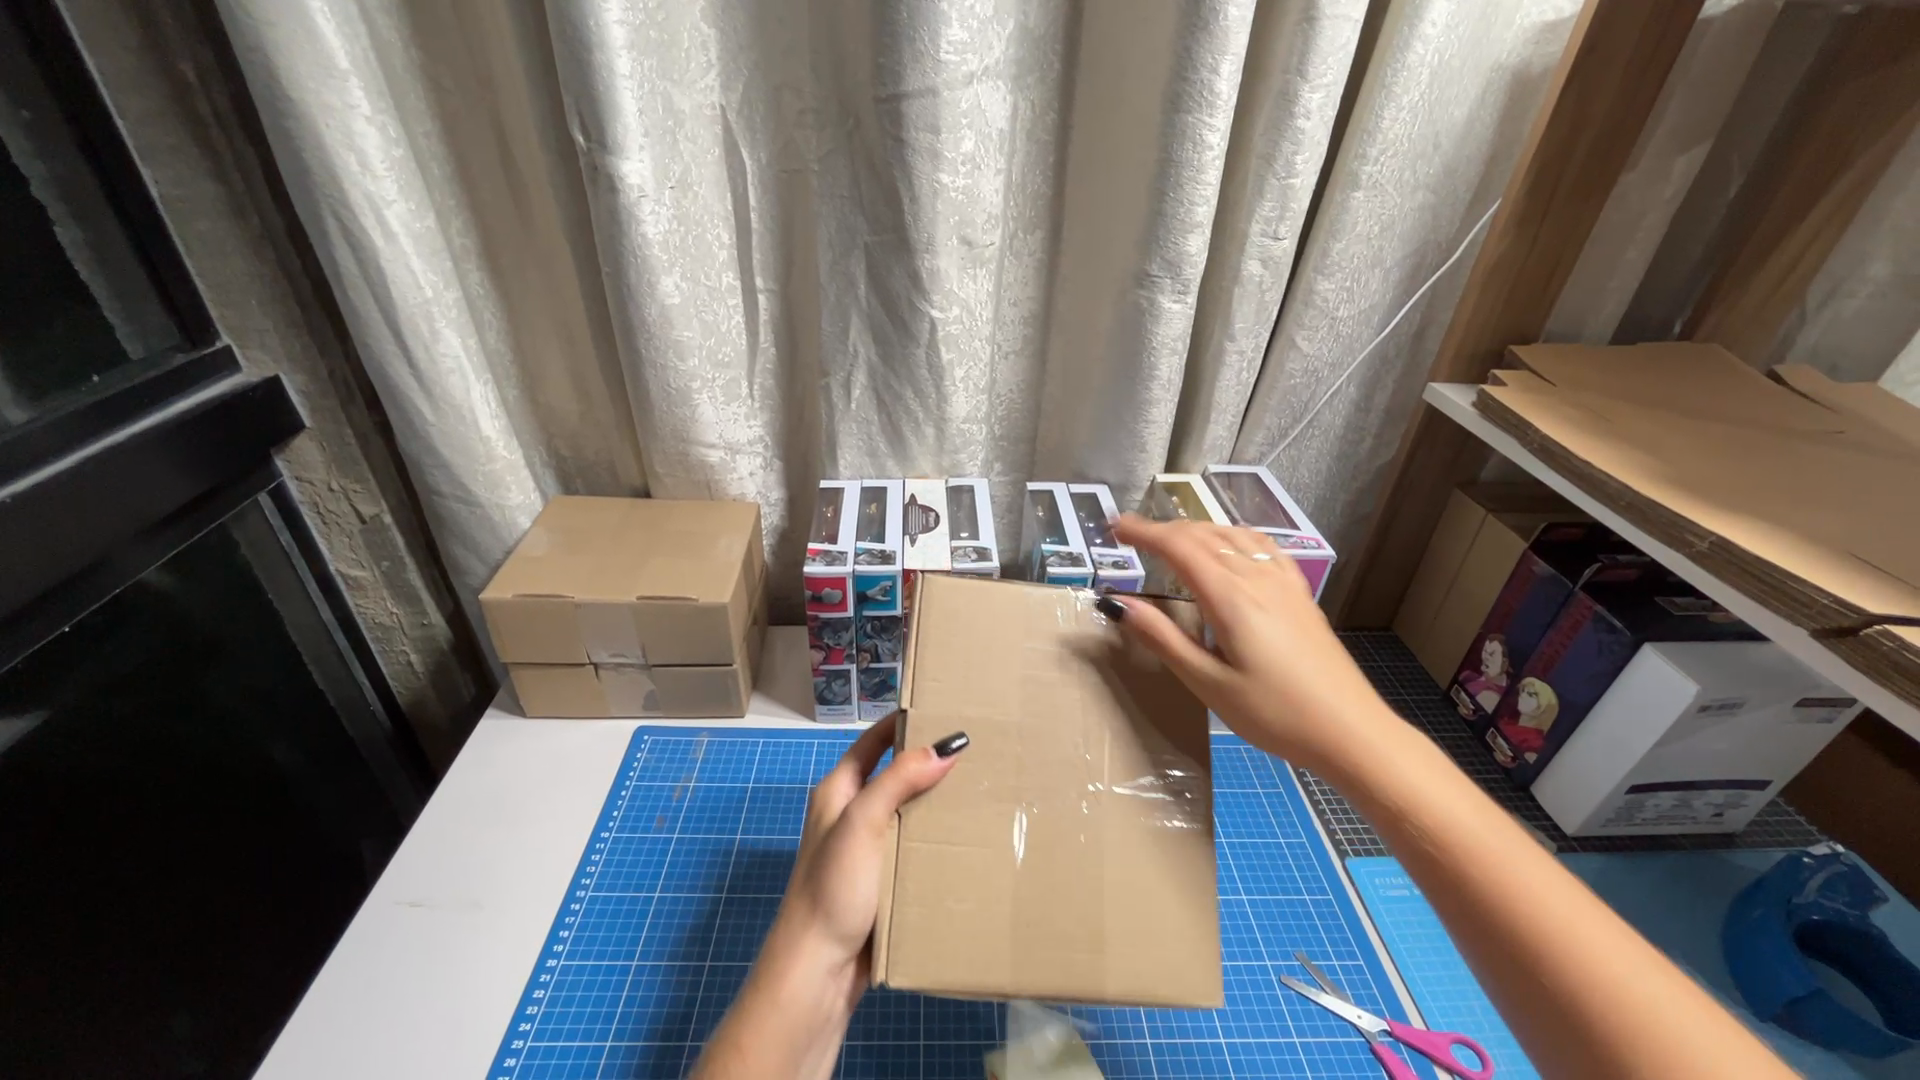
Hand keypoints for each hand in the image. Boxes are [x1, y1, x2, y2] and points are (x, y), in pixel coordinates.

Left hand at [692, 716, 966, 1079]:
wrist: (817, 972)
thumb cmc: (832, 887)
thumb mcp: (862, 823)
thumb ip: (899, 781)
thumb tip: (946, 746)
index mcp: (837, 792)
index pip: (874, 742)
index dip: (903, 723)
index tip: (944, 707)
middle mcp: (851, 816)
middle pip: (895, 776)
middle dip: (930, 764)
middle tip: (979, 752)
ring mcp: (866, 852)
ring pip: (908, 815)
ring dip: (938, 805)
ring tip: (984, 791)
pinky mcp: (882, 884)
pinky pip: (914, 851)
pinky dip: (937, 842)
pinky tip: (969, 842)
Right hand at [1105, 514, 1395, 771]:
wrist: (1349, 731)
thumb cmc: (1273, 714)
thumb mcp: (1208, 682)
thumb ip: (1163, 638)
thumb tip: (1119, 603)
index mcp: (1230, 597)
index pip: (1178, 546)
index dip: (1143, 531)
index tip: (1114, 527)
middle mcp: (1257, 577)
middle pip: (1204, 534)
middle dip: (1163, 528)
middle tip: (1132, 535)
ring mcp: (1283, 582)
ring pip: (1233, 535)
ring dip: (1196, 529)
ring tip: (1171, 540)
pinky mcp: (1300, 594)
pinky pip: (1261, 547)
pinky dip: (1232, 537)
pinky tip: (1229, 549)